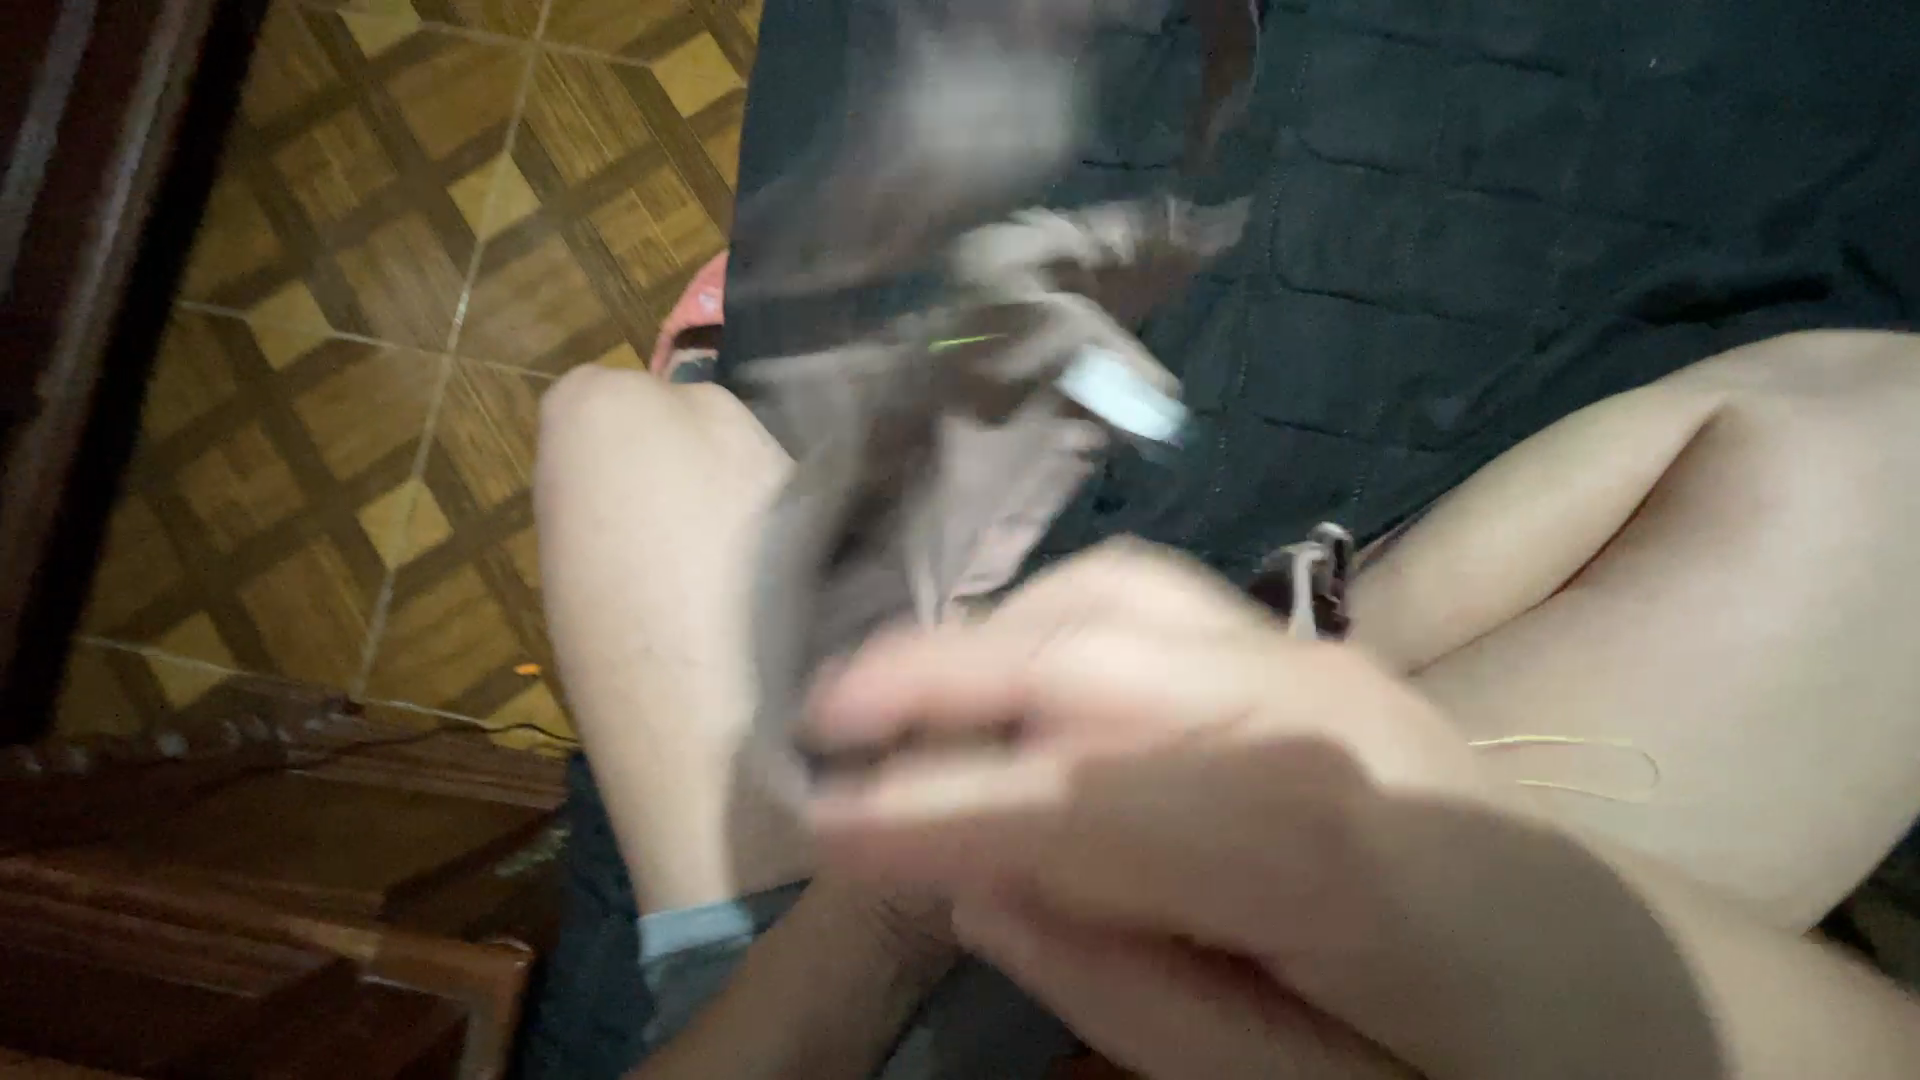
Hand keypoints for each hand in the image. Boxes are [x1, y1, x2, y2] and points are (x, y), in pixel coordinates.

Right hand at [799, 543, 1723, 1079]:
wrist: (1632, 973)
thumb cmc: (1478, 1065)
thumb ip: (1131, 988)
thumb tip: (980, 884)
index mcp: (1319, 837)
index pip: (1079, 802)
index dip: (939, 806)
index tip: (822, 817)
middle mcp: (1298, 705)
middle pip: (1083, 657)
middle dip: (935, 677)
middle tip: (821, 712)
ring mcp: (1300, 651)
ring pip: (1102, 598)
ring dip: (983, 636)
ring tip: (897, 690)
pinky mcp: (1291, 640)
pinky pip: (1138, 590)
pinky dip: (1047, 609)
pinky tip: (1007, 654)